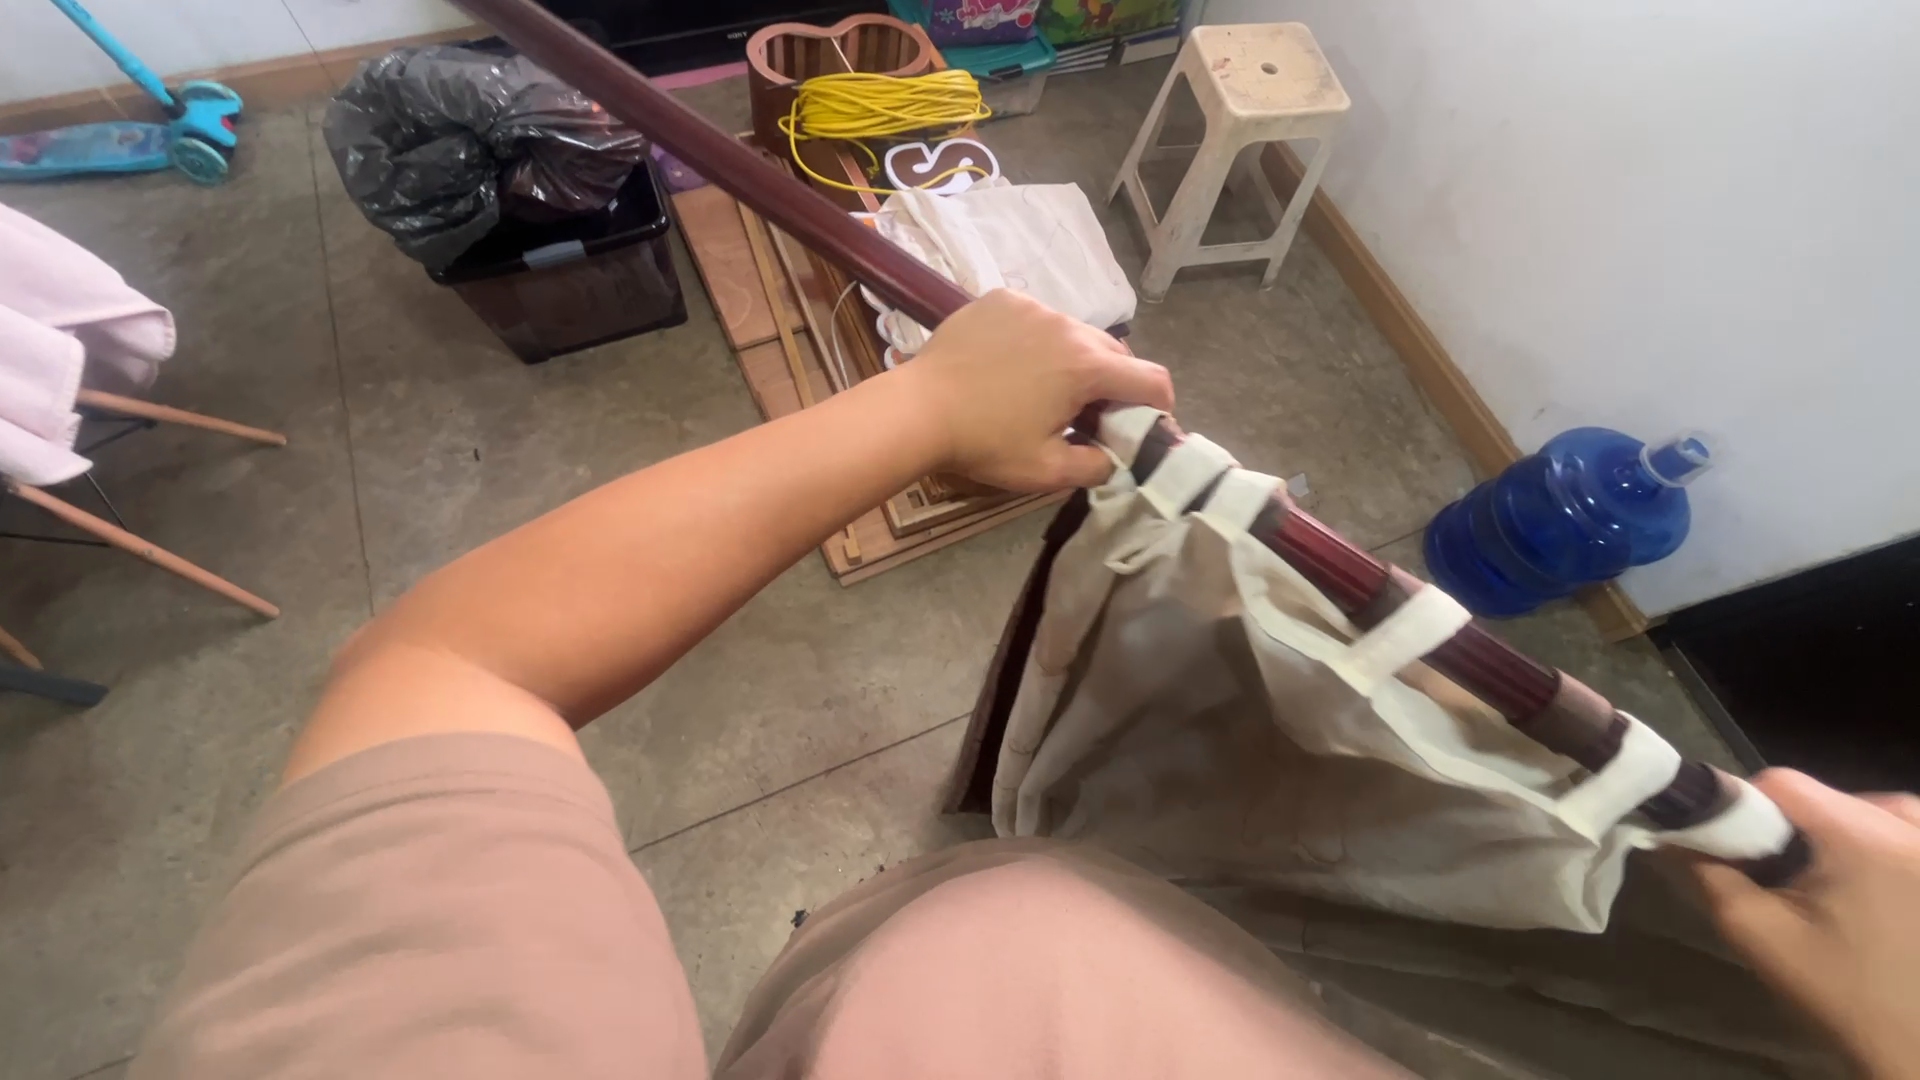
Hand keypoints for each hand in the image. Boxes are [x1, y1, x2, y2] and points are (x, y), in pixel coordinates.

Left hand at [891, 289, 1173, 491]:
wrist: (918, 410)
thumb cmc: (984, 443)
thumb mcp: (1045, 471)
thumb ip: (1095, 467)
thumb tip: (1114, 458)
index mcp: (1086, 366)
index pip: (1152, 379)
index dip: (1160, 407)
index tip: (1147, 426)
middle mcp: (1068, 325)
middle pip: (1115, 354)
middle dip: (1116, 386)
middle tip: (1093, 416)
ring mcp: (1033, 306)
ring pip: (1076, 334)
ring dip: (1077, 362)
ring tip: (1048, 391)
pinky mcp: (1002, 299)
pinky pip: (1038, 319)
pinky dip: (1040, 342)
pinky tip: (1014, 366)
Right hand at [1693, 769, 1919, 1078]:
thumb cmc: (1841, 991)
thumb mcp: (1753, 928)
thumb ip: (1704, 868)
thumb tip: (1665, 830)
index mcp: (1866, 841)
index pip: (1782, 782)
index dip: (1743, 804)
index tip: (1732, 844)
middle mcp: (1916, 837)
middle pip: (1832, 795)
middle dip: (1795, 821)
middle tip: (1779, 867)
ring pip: (1885, 810)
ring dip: (1847, 828)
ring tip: (1827, 871)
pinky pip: (1916, 835)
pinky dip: (1890, 841)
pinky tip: (1875, 879)